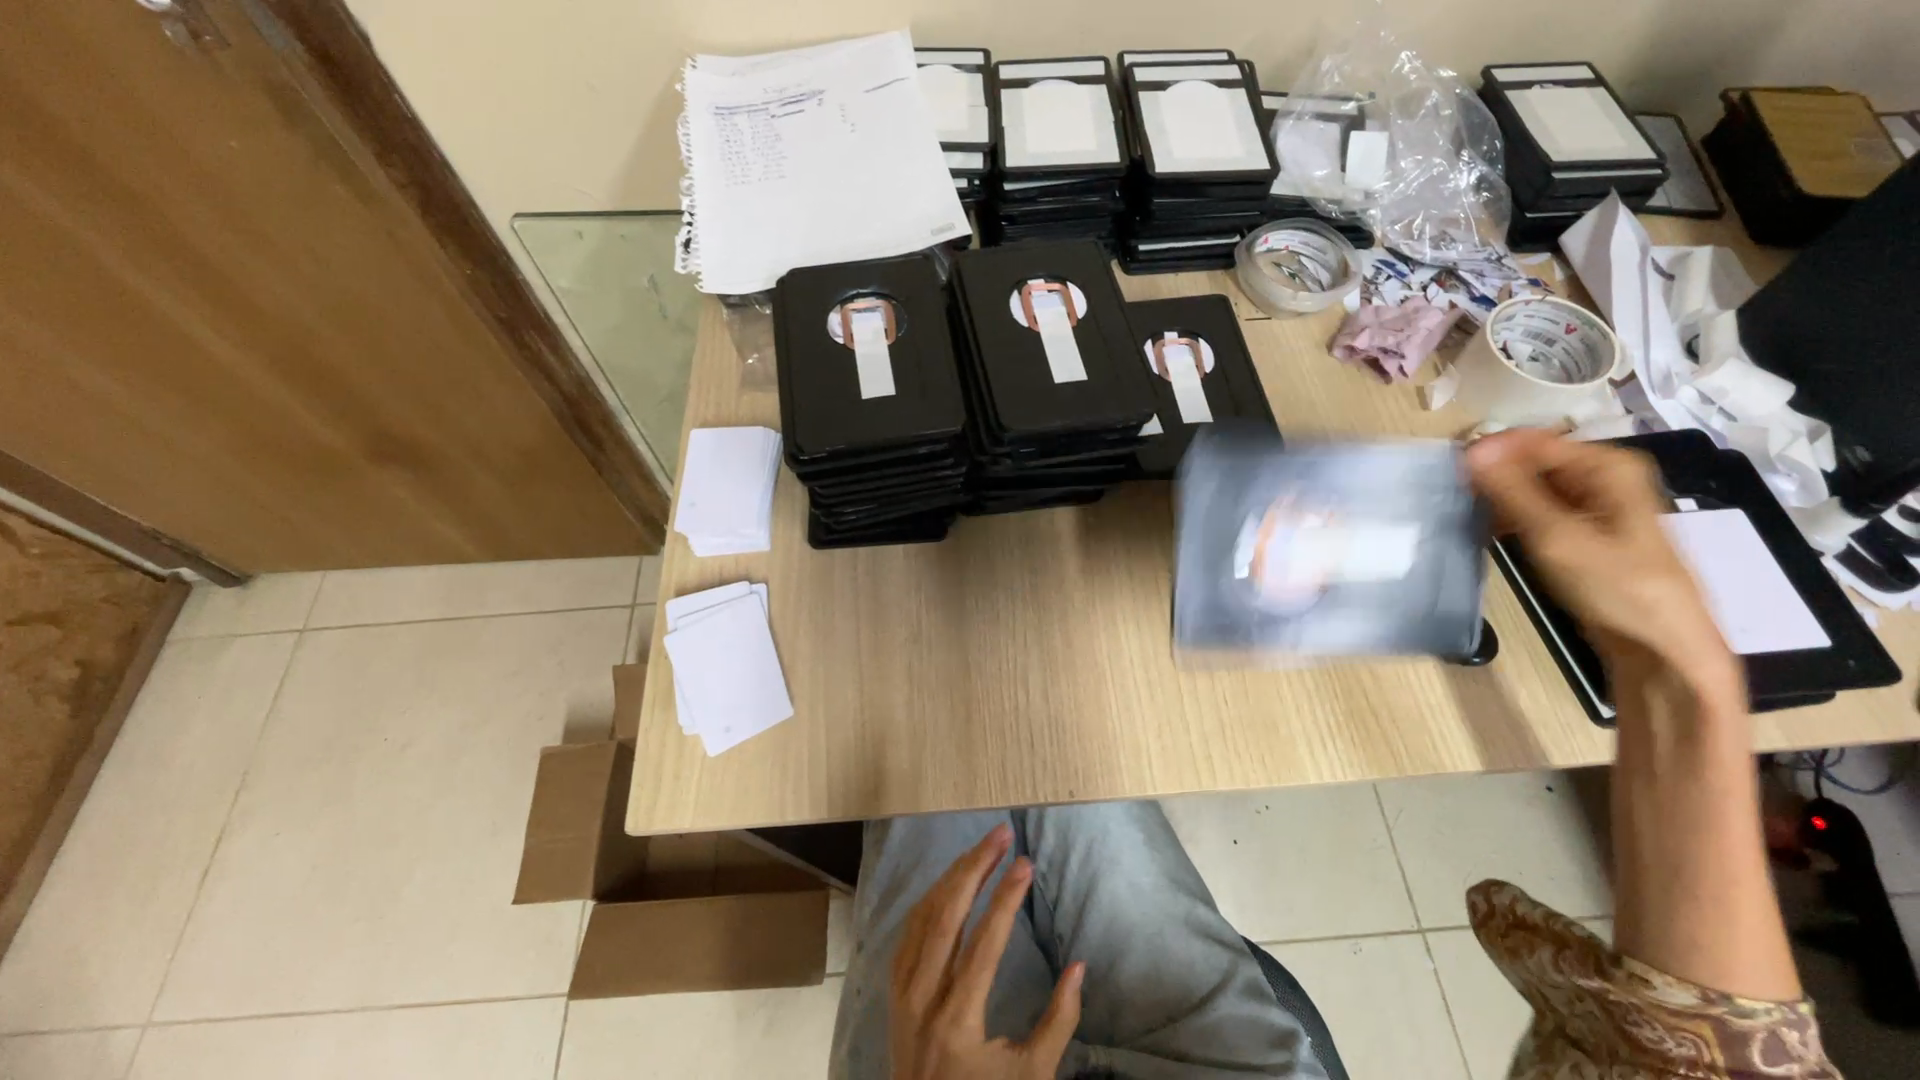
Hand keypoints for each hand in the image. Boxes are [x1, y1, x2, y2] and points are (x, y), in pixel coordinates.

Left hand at [889, 824, 1082, 1079]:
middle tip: (999, 833)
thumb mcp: (1031, 1074)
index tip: (1024, 864)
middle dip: (973, 868)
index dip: (1005, 899)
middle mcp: (922, 1000)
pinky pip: (908, 933)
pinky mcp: (892, 993)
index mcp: (957, 1022)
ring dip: (951, 877)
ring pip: (921, 918)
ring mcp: (900, 994)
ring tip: (981, 848)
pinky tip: (950, 883)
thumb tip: (1079, 966)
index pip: (983, 944)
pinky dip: (930, 900)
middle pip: (944, 917)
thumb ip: (1058, 1021)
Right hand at [1466, 429, 1739, 695]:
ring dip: (1499, 501)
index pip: (1533, 441)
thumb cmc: (1617, 588)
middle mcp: (1603, 477)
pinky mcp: (1582, 533)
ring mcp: (1593, 506)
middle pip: (1532, 462)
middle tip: (1454, 497)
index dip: (1490, 452)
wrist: (1660, 647)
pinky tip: (1488, 534)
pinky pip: (1536, 512)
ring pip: (1530, 488)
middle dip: (1493, 477)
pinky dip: (1511, 520)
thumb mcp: (1557, 537)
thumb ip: (1512, 491)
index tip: (1450, 472)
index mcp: (1608, 465)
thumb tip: (1470, 450)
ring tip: (1465, 516)